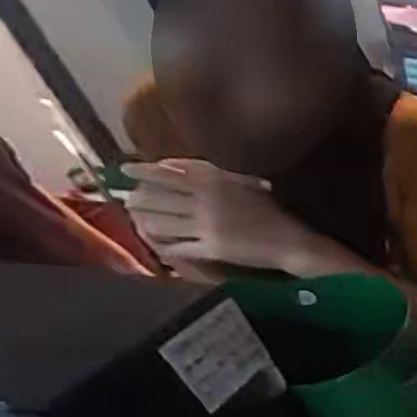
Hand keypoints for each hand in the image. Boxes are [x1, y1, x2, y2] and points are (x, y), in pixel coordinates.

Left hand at [122, 159, 322, 272]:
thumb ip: (212, 175)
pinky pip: (179, 247)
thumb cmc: (272, 212)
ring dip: (146, 222)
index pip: (166, 173)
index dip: (141, 171)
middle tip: (130, 200)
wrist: (291, 242)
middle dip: (138, 198)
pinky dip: (164, 246)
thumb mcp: (244, 183)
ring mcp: (207, 227)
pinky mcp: (212, 249)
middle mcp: (205, 202)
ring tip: (140, 221)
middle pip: (157, 197)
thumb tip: (178, 167)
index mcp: (213, 182)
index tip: (125, 170)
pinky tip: (158, 244)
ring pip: (162, 222)